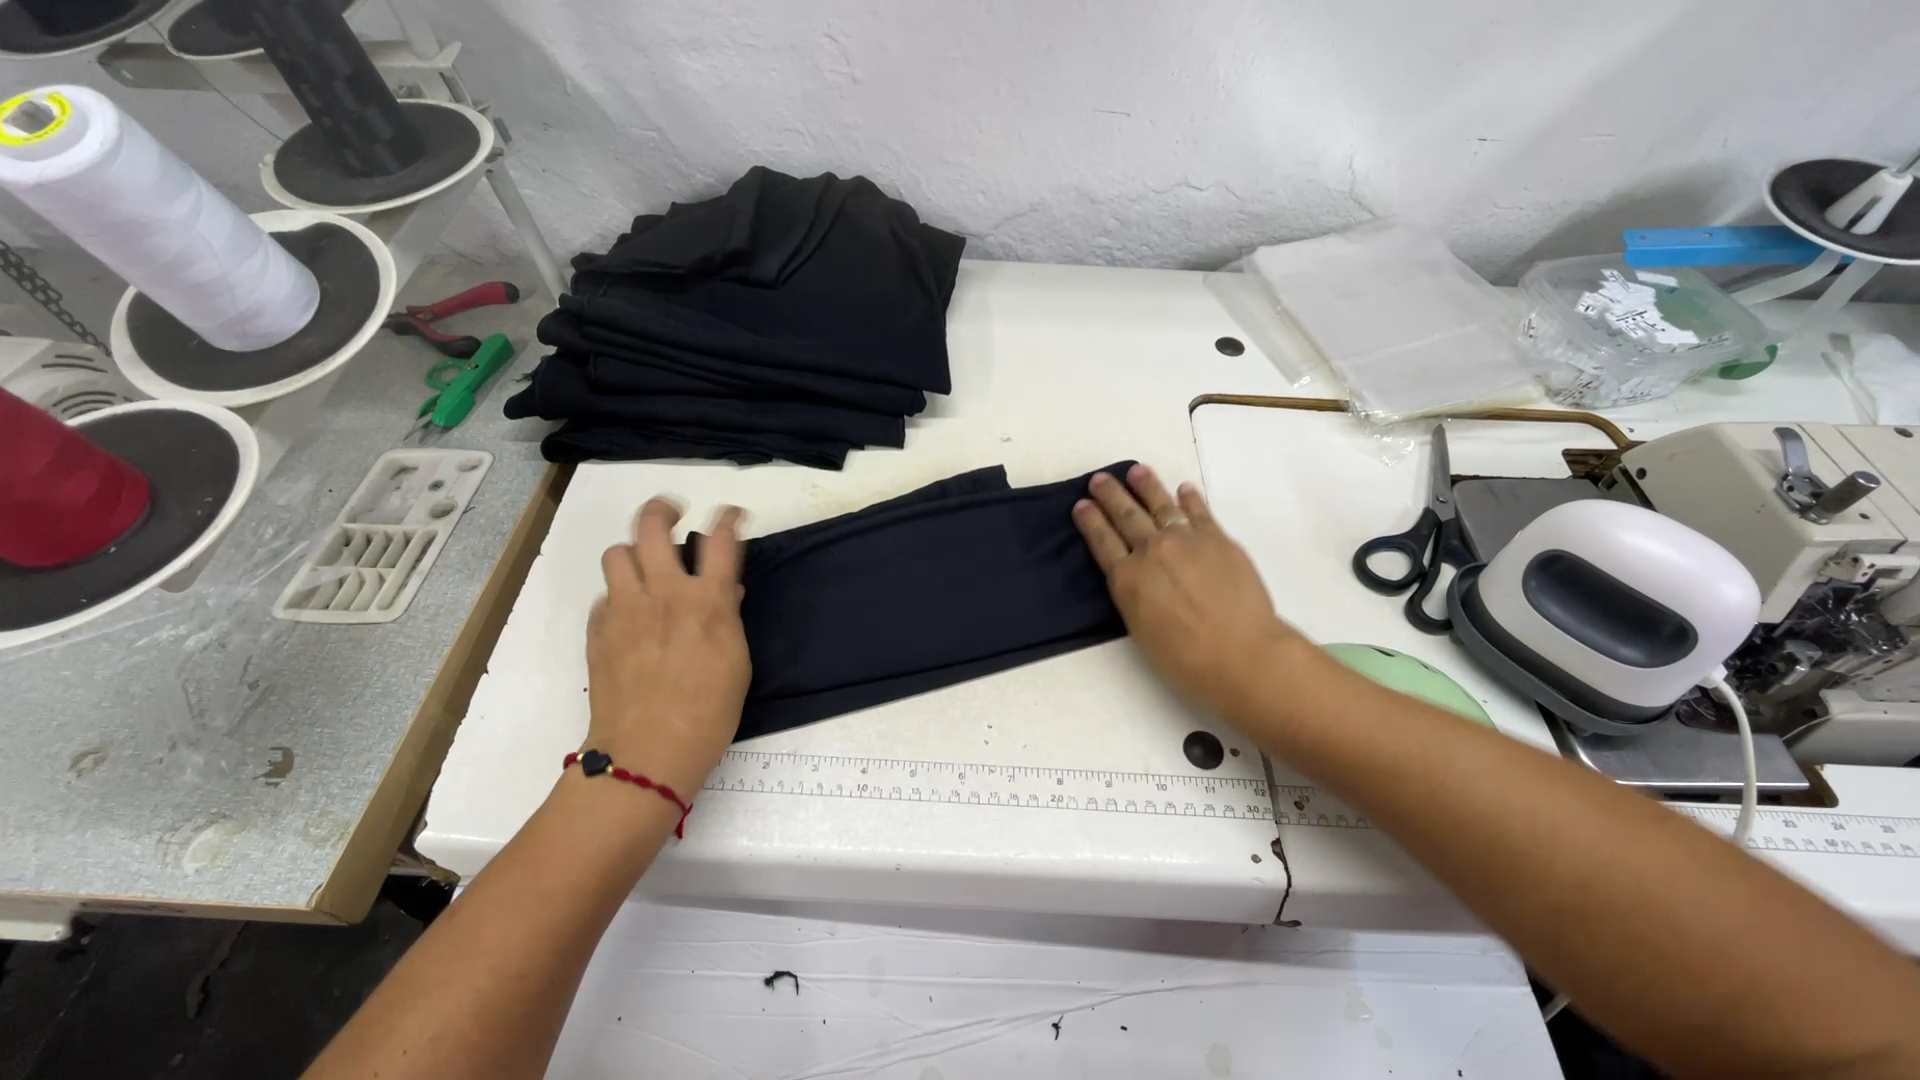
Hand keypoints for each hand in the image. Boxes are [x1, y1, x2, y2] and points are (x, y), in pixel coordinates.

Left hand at [585, 498, 751, 794]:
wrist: (649, 749)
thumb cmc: (709, 712)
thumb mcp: (737, 662)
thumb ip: (727, 617)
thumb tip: (723, 591)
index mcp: (707, 601)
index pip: (721, 538)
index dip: (729, 517)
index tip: (732, 514)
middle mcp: (663, 593)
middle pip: (652, 525)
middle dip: (663, 509)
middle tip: (673, 513)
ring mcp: (625, 609)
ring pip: (618, 553)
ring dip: (634, 553)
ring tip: (645, 570)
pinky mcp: (598, 629)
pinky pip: (605, 595)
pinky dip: (619, 597)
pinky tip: (630, 619)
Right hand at [1072, 464, 1299, 719]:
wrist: (1241, 653)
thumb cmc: (1186, 658)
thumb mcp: (1140, 629)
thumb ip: (1133, 595)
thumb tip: (1135, 575)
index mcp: (1128, 579)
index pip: (1102, 541)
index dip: (1090, 521)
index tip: (1082, 504)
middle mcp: (1153, 552)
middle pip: (1127, 516)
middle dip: (1111, 495)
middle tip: (1099, 479)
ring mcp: (1188, 541)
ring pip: (1162, 505)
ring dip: (1147, 486)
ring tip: (1136, 471)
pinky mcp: (1219, 540)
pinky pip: (1200, 512)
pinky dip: (1190, 499)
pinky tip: (1183, 489)